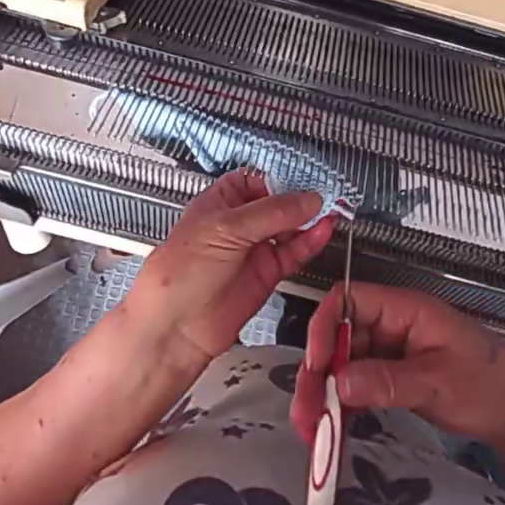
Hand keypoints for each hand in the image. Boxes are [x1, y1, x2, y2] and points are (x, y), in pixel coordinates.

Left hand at [118, 170, 334, 367]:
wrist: (175, 327)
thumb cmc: (177, 275)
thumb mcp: (225, 229)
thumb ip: (270, 212)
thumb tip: (306, 200)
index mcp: (219, 203)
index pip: (256, 180)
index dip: (280, 178)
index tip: (304, 177)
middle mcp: (237, 225)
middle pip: (278, 203)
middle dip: (301, 198)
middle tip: (324, 193)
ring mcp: (253, 249)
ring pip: (290, 228)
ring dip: (310, 220)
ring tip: (329, 211)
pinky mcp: (266, 273)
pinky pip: (295, 253)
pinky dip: (311, 241)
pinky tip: (323, 231)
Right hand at [290, 283, 504, 445]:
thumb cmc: (491, 383)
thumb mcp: (439, 381)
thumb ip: (388, 380)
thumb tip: (338, 382)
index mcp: (404, 310)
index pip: (348, 300)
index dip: (324, 327)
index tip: (315, 365)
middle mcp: (391, 326)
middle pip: (338, 337)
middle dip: (317, 373)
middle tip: (305, 413)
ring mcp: (390, 352)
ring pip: (342, 365)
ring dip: (323, 394)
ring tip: (312, 430)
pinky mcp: (391, 378)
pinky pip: (356, 385)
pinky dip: (341, 406)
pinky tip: (332, 429)